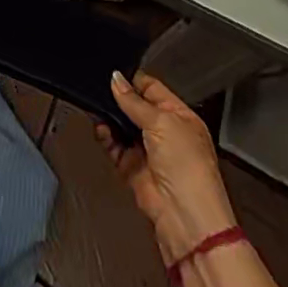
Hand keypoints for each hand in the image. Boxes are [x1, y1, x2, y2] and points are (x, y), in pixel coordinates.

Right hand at [94, 72, 238, 262]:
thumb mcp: (162, 123)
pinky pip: (112, 144)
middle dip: (116, 99)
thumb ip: (134, 101)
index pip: (152, 88)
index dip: (132, 80)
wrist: (182, 212)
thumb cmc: (190, 170)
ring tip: (97, 110)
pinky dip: (104, 136)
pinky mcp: (131, 164)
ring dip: (108, 118)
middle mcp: (164, 132)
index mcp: (181, 118)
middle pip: (133, 106)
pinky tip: (101, 129)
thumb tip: (116, 79)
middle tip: (100, 92)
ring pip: (119, 124)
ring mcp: (147, 148)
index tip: (112, 74)